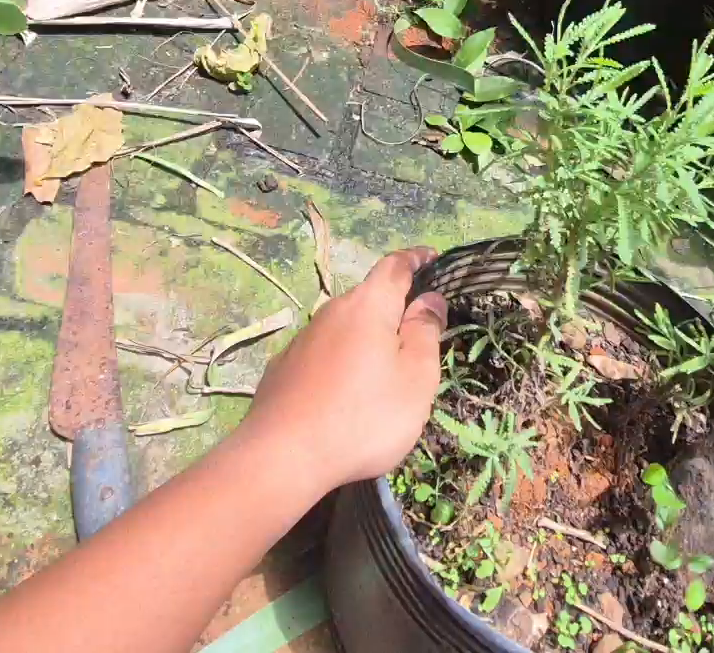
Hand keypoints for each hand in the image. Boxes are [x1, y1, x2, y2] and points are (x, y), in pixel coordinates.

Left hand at [234, 247, 445, 495]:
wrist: (281, 457)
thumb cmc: (363, 416)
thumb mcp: (415, 377)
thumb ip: (426, 332)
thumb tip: (431, 299)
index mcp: (369, 305)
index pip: (395, 265)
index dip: (416, 258)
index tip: (432, 256)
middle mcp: (332, 311)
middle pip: (370, 297)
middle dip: (394, 306)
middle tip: (417, 333)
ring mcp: (303, 338)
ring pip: (345, 326)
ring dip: (367, 337)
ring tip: (383, 371)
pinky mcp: (284, 367)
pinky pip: (324, 352)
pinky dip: (342, 360)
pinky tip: (344, 392)